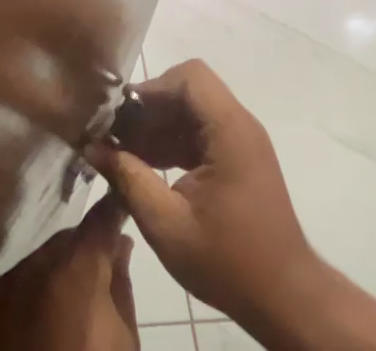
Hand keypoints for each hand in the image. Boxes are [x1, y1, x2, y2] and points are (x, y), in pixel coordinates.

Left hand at [0, 195, 138, 350]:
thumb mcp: (123, 339)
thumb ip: (120, 284)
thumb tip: (119, 245)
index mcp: (76, 271)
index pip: (99, 220)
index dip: (114, 208)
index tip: (124, 202)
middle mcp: (37, 265)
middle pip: (68, 239)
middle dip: (87, 246)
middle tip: (106, 263)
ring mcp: (8, 282)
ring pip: (42, 256)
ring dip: (60, 266)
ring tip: (77, 294)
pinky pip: (19, 279)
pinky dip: (36, 285)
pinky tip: (48, 311)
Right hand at [84, 59, 315, 327]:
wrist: (285, 298)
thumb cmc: (228, 261)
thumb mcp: (166, 223)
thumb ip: (127, 177)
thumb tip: (91, 146)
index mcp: (229, 132)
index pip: (190, 76)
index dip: (151, 88)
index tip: (120, 117)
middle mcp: (239, 127)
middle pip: (188, 90)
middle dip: (148, 109)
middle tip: (114, 137)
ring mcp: (240, 143)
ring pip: (191, 111)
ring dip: (156, 126)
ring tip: (122, 155)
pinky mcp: (237, 161)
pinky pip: (199, 133)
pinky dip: (171, 143)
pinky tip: (145, 169)